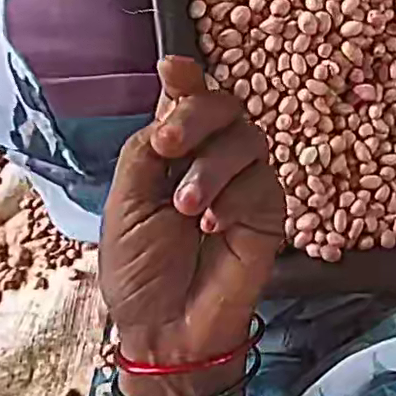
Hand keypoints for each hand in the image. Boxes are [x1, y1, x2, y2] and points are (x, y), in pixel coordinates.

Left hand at [99, 57, 284, 361]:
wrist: (166, 329)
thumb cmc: (140, 270)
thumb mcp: (126, 204)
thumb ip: (147, 150)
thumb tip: (170, 98)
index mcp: (175, 153)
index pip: (186, 102)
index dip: (186, 79)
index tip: (172, 67)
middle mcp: (213, 159)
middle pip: (224, 107)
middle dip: (196, 117)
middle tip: (169, 145)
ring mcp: (245, 182)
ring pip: (246, 140)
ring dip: (212, 169)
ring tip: (187, 209)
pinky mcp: (269, 210)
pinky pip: (263, 183)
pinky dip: (234, 199)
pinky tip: (213, 227)